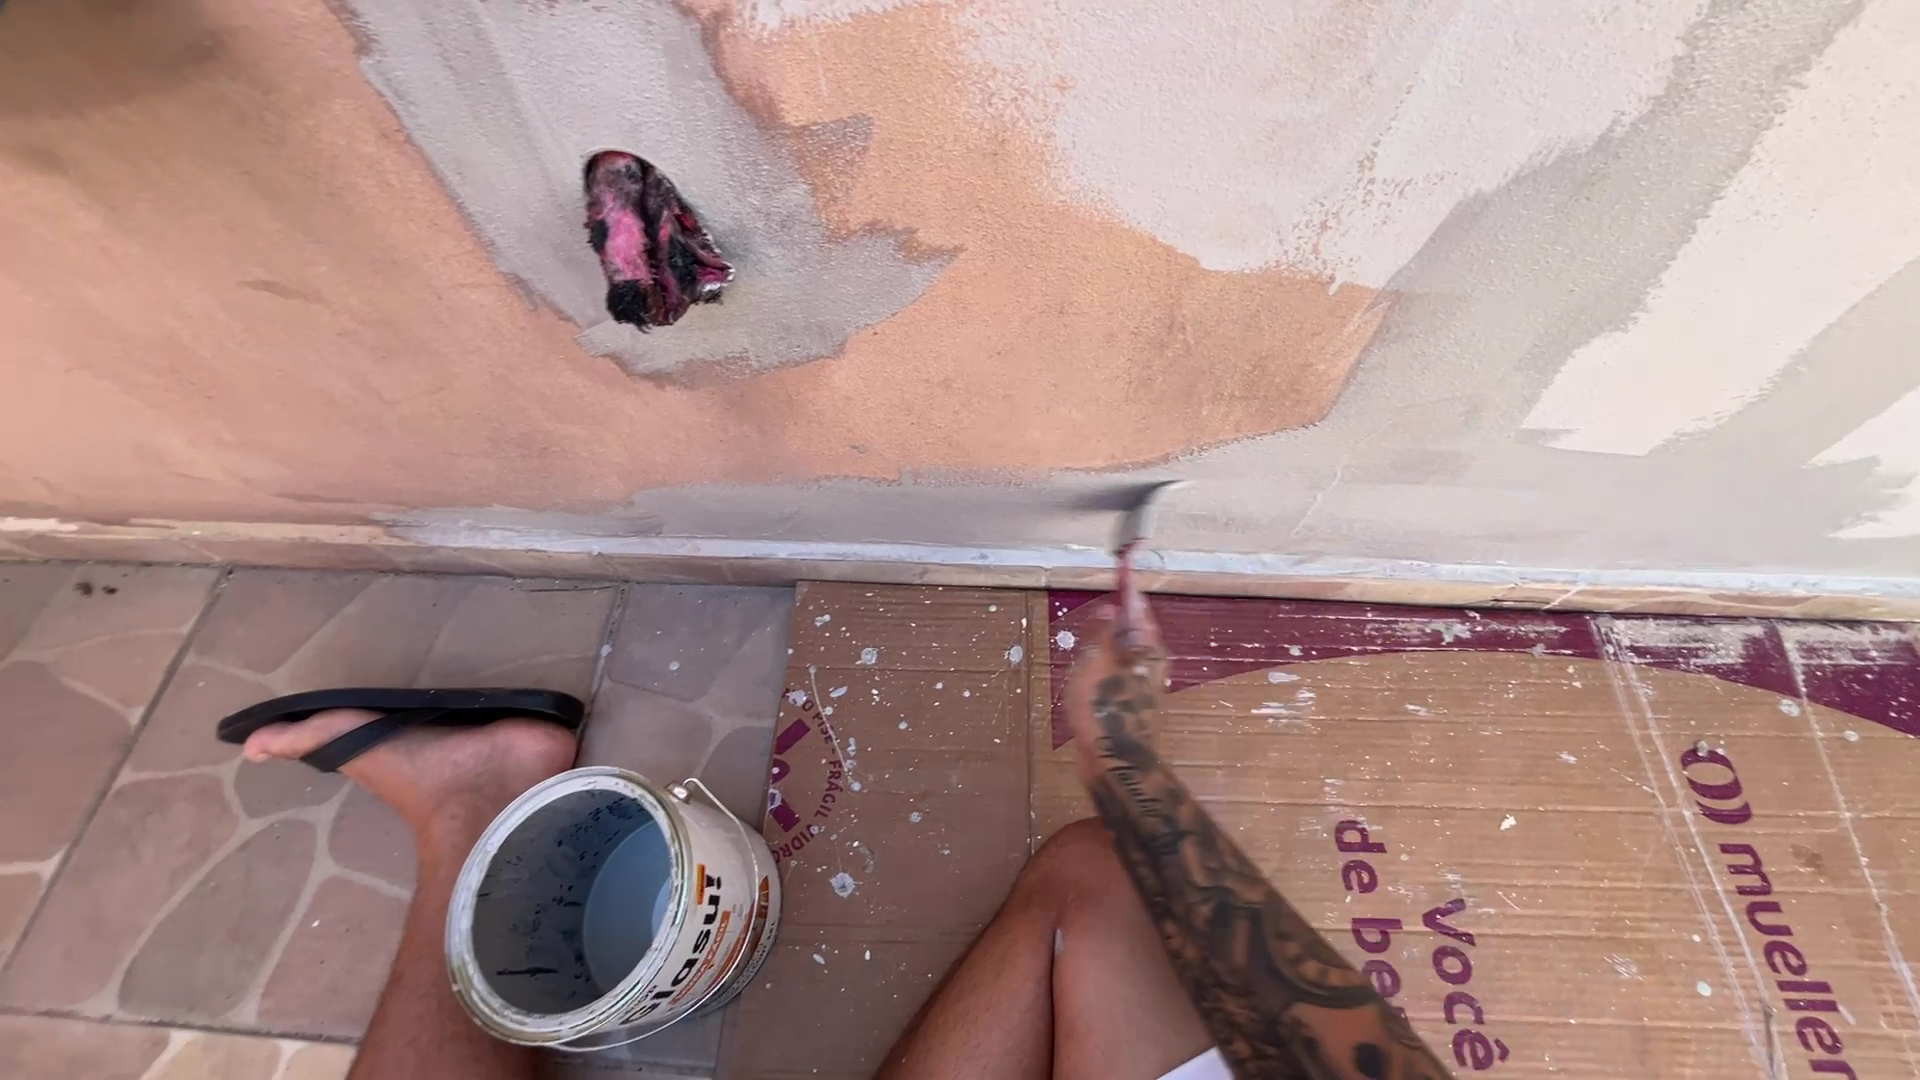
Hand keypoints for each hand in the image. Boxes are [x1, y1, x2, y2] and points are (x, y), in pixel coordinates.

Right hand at [1063, 601, 1167, 789]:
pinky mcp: (1129, 701)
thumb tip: (1113, 607)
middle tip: (1115, 585)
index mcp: (1146, 648)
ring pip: (1128, 648)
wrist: (1114, 762)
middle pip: (1137, 627)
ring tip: (1101, 617)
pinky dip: (1108, 654)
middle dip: (1125, 607)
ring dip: (1115, 632)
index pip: (1137, 607)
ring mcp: (1141, 684)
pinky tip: (1094, 658)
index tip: (1125, 563)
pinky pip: (1118, 666)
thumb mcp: (1096, 663)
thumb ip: (1102, 634)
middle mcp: (1149, 663)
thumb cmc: (1104, 707)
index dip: (1128, 585)